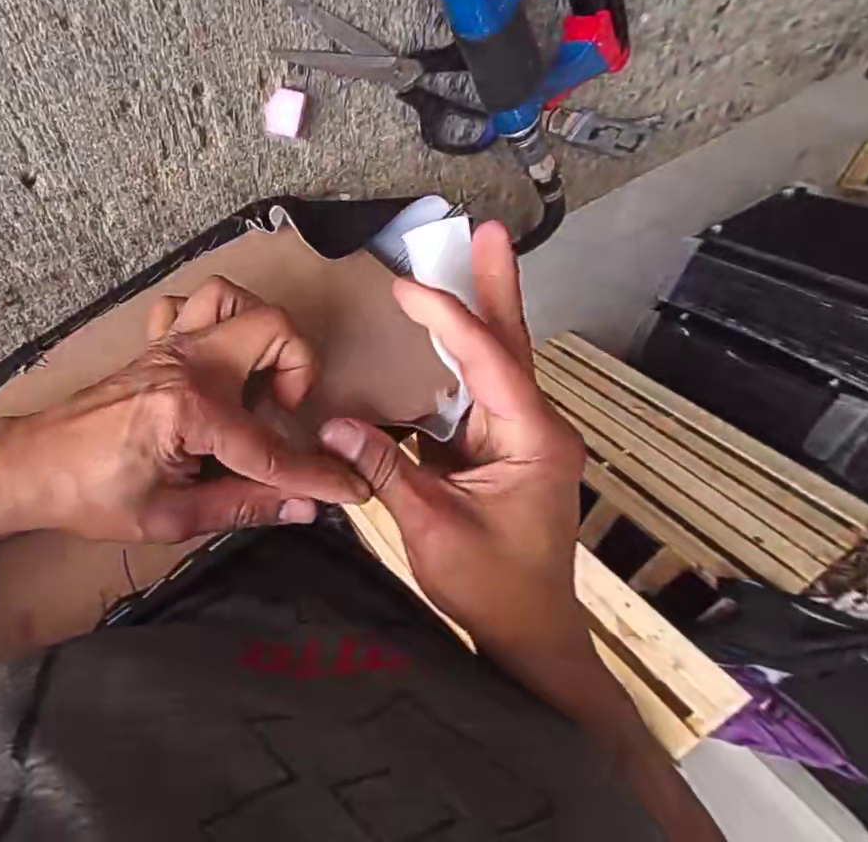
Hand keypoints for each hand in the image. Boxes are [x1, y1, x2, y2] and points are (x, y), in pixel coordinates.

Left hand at [13, 277, 367, 542]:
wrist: (33, 465)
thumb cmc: (92, 495)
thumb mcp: (172, 516)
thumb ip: (245, 506)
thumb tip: (306, 507)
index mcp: (189, 410)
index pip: (270, 446)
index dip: (317, 474)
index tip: (350, 486)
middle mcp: (185, 364)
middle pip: (271, 328)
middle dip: (299, 368)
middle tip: (284, 412)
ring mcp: (169, 346)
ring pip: (232, 297)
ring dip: (259, 331)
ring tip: (257, 378)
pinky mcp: (155, 344)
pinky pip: (191, 305)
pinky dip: (215, 320)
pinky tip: (217, 359)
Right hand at [317, 221, 588, 657]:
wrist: (528, 634)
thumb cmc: (493, 587)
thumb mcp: (431, 525)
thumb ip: (383, 468)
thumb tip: (334, 423)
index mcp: (532, 439)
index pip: (488, 360)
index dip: (446, 318)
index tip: (405, 287)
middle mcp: (533, 426)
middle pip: (511, 342)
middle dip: (496, 285)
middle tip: (487, 233)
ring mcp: (517, 435)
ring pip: (496, 360)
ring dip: (478, 311)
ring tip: (468, 260)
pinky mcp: (497, 447)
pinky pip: (473, 389)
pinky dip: (455, 356)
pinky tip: (438, 335)